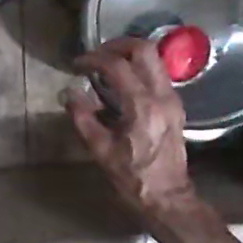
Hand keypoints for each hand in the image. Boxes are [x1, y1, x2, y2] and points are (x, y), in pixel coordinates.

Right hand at [66, 37, 201, 230]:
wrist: (167, 197)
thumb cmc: (132, 177)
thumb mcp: (100, 150)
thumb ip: (82, 117)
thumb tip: (67, 93)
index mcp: (141, 106)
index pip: (116, 65)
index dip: (93, 59)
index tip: (76, 65)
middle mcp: (162, 95)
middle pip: (144, 49)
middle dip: (117, 45)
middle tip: (95, 55)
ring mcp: (172, 99)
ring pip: (154, 59)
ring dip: (129, 55)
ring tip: (106, 65)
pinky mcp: (175, 106)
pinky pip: (158, 74)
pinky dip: (138, 69)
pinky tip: (121, 84)